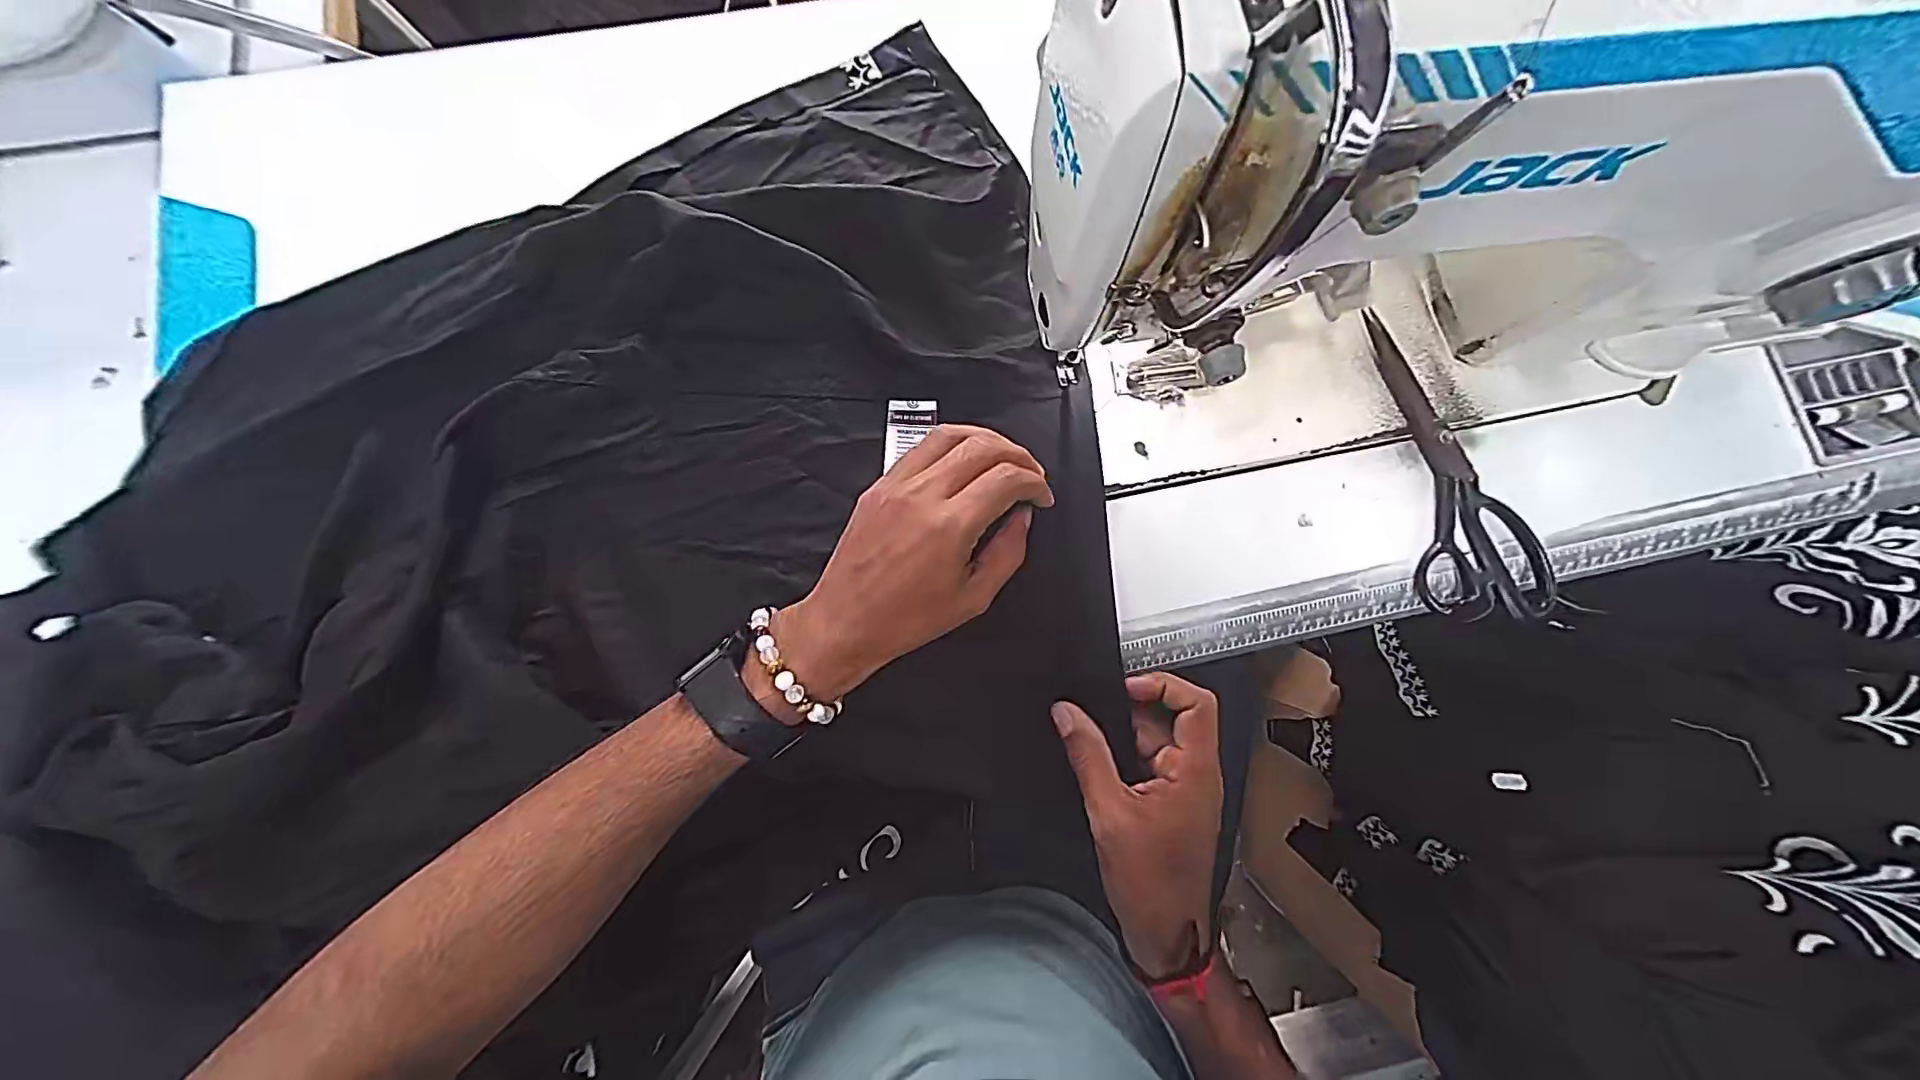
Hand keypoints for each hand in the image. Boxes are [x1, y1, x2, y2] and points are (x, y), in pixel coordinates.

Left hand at [773, 425, 1054, 703]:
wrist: (845, 621)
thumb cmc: (901, 618)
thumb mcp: (973, 598)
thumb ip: (1008, 553)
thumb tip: (1021, 520)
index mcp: (948, 526)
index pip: (1006, 477)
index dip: (1035, 481)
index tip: (1040, 494)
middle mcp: (921, 497)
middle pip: (983, 446)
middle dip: (1019, 454)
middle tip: (1031, 473)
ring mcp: (896, 486)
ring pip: (950, 434)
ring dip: (986, 438)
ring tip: (1002, 455)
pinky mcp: (879, 486)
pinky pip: (920, 447)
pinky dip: (951, 444)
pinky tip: (962, 458)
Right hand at [1052, 673, 1222, 977]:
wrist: (1167, 937)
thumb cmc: (1150, 884)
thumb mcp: (1109, 813)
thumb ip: (1088, 756)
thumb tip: (1066, 713)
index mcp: (1195, 771)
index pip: (1197, 704)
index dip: (1163, 685)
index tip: (1123, 688)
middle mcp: (1195, 774)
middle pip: (1171, 718)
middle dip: (1130, 710)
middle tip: (1090, 710)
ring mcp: (1184, 788)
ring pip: (1155, 740)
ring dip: (1123, 734)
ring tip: (1085, 733)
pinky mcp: (1170, 802)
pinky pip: (1148, 762)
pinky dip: (1123, 755)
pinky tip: (1094, 759)